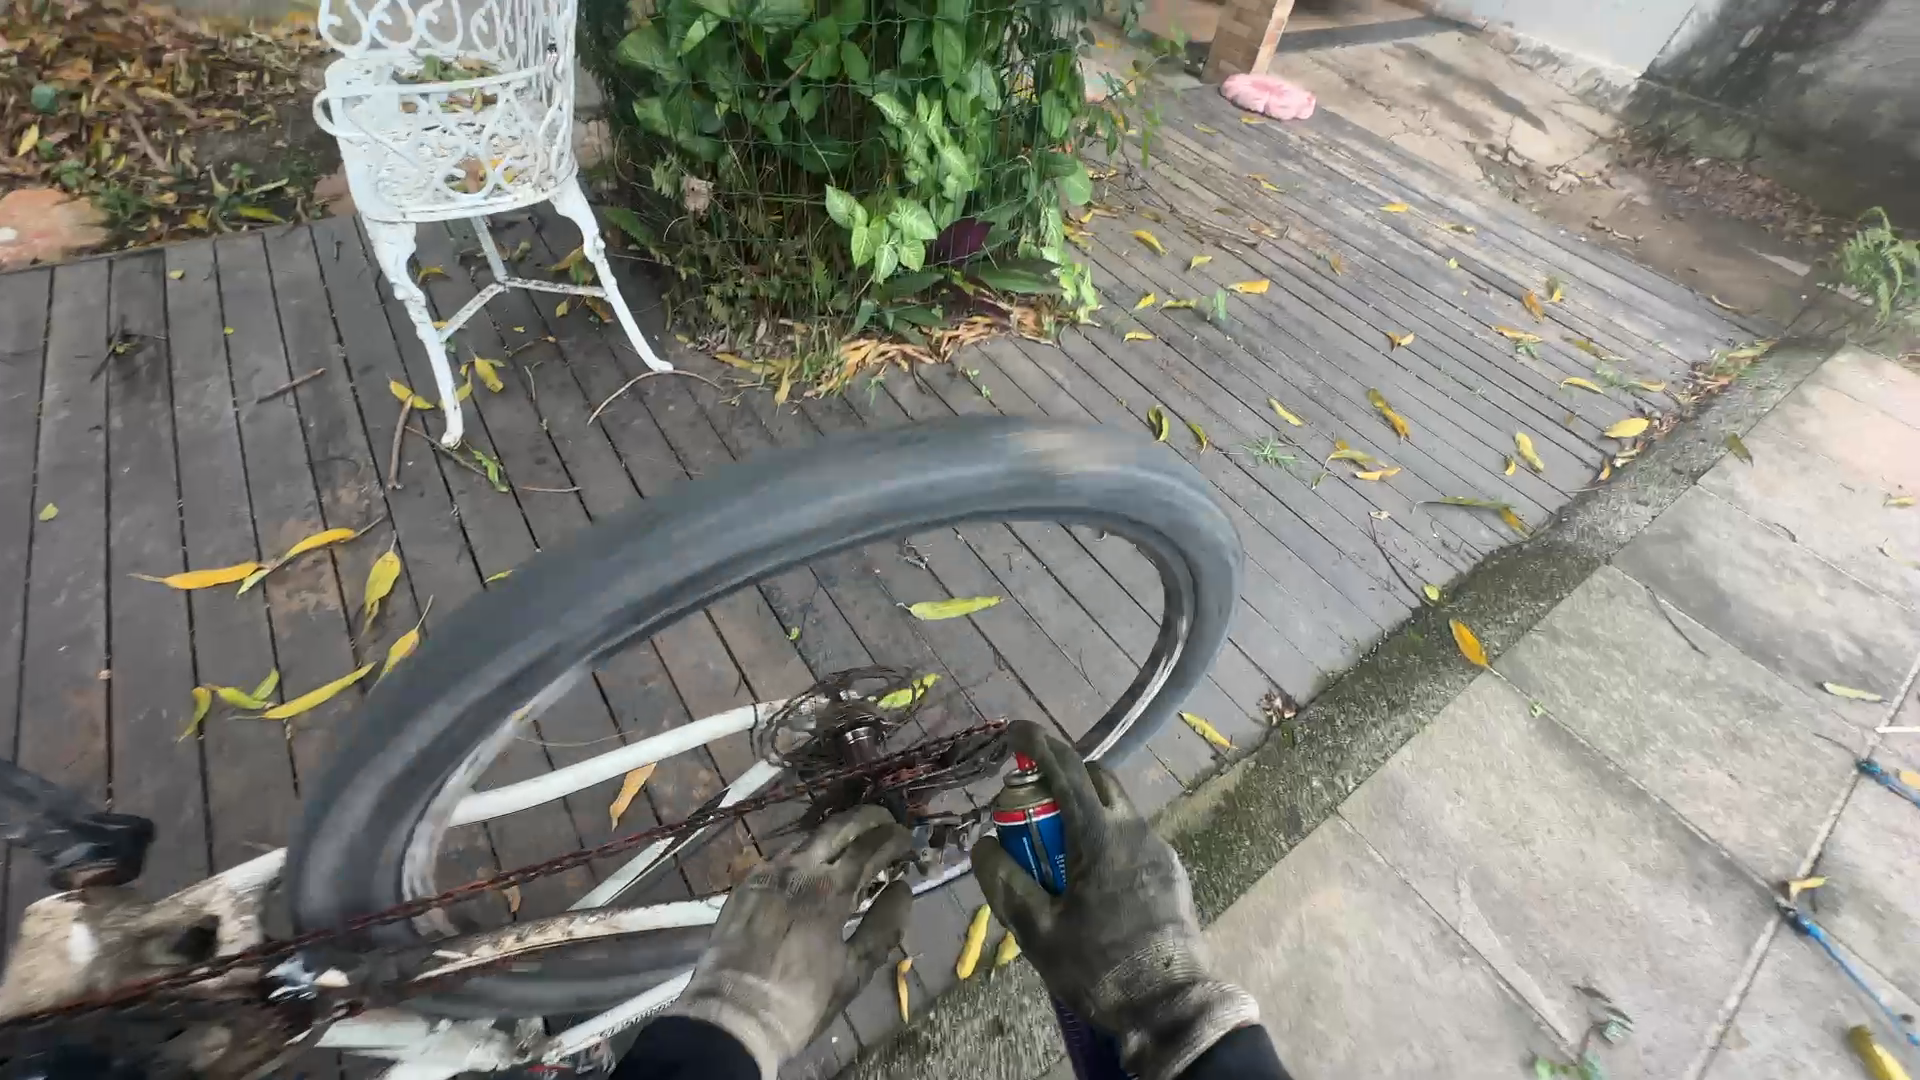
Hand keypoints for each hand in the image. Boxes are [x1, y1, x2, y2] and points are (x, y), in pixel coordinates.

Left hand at [666, 806, 912, 1078]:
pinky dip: (807, 852)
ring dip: (836, 833)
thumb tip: (904, 889)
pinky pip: (783, 855)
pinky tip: (811, 865)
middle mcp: (800, 867)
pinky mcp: (746, 882)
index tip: (907, 837)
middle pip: (840, 826)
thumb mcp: (854, 971)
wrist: (731, 1019)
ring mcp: (769, 871)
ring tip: (852, 841)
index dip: (892, 838)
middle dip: (867, 819)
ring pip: (809, 836)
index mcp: (831, 888)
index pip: (870, 847)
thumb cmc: (801, 1000)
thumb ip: (884, 925)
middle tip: (885, 821)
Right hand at [971, 721, 1257, 1079]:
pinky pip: (1131, 834)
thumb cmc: (1099, 967)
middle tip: (1033, 795)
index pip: (1064, 770)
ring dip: (1084, 805)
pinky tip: (1092, 875)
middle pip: (1096, 776)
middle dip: (1062, 772)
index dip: (1036, 743)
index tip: (1013, 729)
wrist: (1172, 1008)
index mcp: (1099, 835)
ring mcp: (1157, 848)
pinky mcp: (1171, 870)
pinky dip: (1105, 833)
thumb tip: (983, 844)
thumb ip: (1005, 881)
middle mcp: (1132, 829)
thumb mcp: (1037, 931)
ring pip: (1116, 805)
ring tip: (1059, 845)